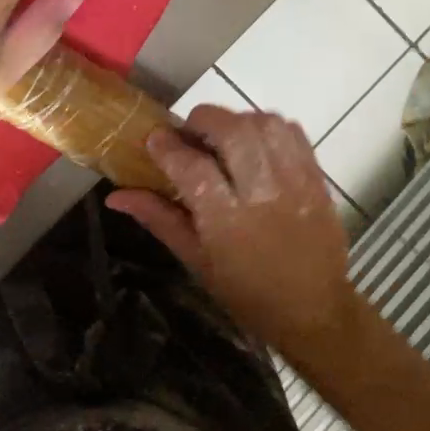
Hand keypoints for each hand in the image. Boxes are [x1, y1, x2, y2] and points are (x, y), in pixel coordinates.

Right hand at [109, 107, 359, 355]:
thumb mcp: (195, 259)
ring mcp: (293, 182)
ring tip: (222, 137)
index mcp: (226, 220)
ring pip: (262, 124)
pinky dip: (267, 127)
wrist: (314, 310)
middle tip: (190, 134)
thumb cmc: (245, 291)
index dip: (167, 145)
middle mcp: (261, 193)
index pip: (191, 165)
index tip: (155, 139)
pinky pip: (291, 132)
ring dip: (235, 120)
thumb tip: (114, 196)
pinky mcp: (315, 177)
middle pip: (231, 131)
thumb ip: (158, 217)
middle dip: (202, 120)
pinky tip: (253, 142)